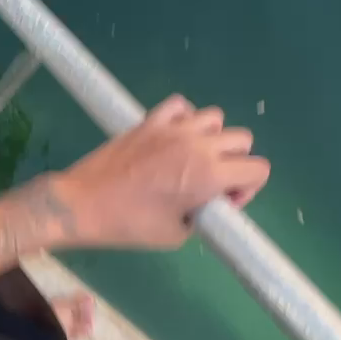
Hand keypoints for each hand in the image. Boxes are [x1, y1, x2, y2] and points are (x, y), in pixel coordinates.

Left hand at [50, 95, 268, 249]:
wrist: (82, 205)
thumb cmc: (128, 226)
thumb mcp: (177, 234)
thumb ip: (205, 215)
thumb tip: (208, 204)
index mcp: (209, 175)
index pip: (258, 169)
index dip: (247, 189)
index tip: (221, 202)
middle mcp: (197, 145)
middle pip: (242, 140)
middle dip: (233, 163)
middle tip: (208, 183)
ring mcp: (172, 128)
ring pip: (214, 118)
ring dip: (211, 138)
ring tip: (190, 158)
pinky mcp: (148, 121)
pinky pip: (179, 105)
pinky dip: (183, 117)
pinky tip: (172, 137)